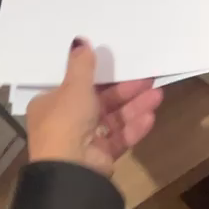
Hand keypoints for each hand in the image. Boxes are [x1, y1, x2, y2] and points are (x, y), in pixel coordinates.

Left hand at [25, 40, 164, 175]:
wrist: (71, 167)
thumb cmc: (65, 121)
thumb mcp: (73, 87)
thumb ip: (81, 65)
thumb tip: (80, 40)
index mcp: (51, 103)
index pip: (76, 86)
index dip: (99, 76)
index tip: (119, 65)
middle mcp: (67, 121)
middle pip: (101, 101)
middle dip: (126, 91)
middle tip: (147, 79)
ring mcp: (86, 140)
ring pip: (114, 119)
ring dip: (135, 107)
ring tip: (157, 95)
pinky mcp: (102, 155)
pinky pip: (120, 137)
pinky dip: (134, 127)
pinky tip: (150, 117)